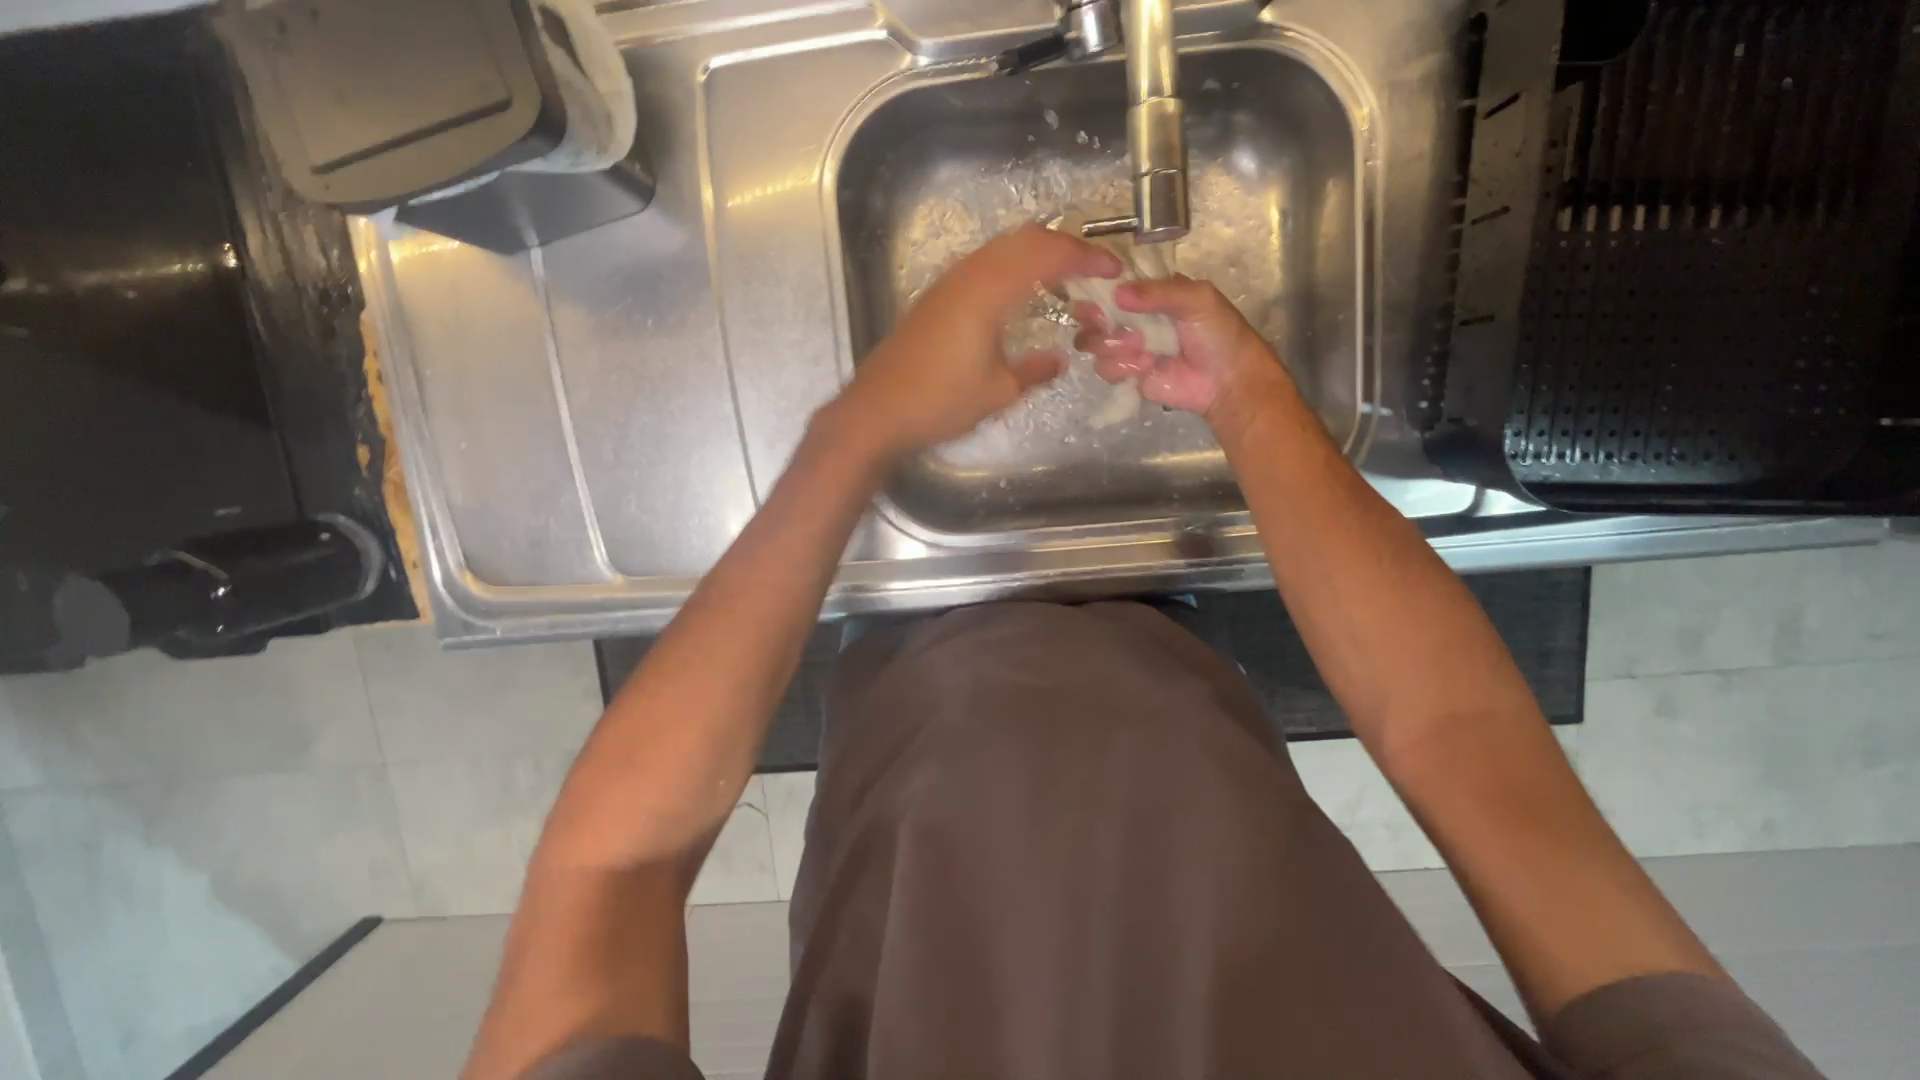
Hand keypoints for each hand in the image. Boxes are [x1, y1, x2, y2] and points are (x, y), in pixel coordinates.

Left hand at [832, 224, 1121, 455]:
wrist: (876, 411)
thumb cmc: (939, 402)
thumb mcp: (997, 391)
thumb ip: (1033, 371)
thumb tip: (1058, 360)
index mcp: (988, 291)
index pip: (1047, 255)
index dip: (1085, 257)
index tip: (1114, 270)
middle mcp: (968, 276)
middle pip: (1024, 239)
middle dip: (1065, 248)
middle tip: (1094, 271)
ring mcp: (948, 284)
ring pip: (1001, 249)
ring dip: (1037, 255)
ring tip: (1066, 280)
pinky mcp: (936, 298)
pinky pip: (984, 265)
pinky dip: (1013, 268)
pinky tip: (1022, 295)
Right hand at [1073, 275, 1294, 426]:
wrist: (1227, 381)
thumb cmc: (1218, 333)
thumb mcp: (1197, 299)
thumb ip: (1158, 292)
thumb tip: (1117, 294)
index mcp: (1148, 293)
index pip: (1111, 282)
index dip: (1096, 285)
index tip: (1095, 291)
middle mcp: (1132, 317)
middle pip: (1091, 313)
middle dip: (1094, 317)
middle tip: (1106, 322)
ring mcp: (1127, 347)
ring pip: (1092, 342)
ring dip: (1112, 345)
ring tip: (1140, 348)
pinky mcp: (1127, 374)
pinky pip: (1104, 368)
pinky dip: (1121, 367)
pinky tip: (1145, 367)